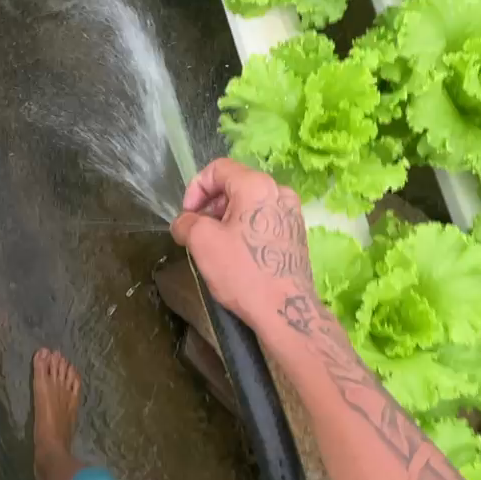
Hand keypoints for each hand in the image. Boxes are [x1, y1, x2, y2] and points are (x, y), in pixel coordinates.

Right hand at [170, 159, 315, 329]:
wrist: (284, 310)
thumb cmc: (242, 271)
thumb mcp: (201, 241)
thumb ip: (185, 222)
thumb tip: (184, 223)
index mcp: (257, 186)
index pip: (218, 169)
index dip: (195, 189)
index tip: (187, 215)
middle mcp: (280, 192)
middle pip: (234, 185)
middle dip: (210, 205)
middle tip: (197, 231)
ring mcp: (292, 214)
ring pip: (249, 204)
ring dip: (226, 218)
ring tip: (215, 245)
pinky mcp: (296, 234)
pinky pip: (263, 220)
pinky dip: (244, 229)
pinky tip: (236, 254)